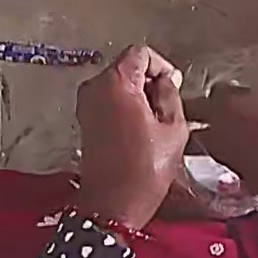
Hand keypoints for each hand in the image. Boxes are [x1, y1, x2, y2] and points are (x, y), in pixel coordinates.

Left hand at [76, 45, 188, 228]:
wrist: (113, 204)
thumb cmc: (146, 168)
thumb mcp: (173, 127)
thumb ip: (170, 93)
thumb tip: (166, 79)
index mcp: (116, 84)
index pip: (140, 53)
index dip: (162, 66)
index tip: (173, 87)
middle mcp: (94, 87)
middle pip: (127, 66)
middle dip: (150, 80)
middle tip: (167, 107)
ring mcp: (86, 103)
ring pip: (118, 82)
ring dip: (138, 93)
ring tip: (155, 120)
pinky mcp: (84, 119)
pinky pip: (109, 98)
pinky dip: (125, 104)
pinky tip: (140, 128)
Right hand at [187, 85, 257, 204]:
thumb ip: (239, 176)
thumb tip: (230, 175)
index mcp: (222, 135)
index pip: (192, 132)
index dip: (191, 140)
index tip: (192, 147)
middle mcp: (232, 109)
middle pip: (202, 103)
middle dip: (202, 114)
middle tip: (209, 131)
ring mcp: (256, 95)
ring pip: (227, 96)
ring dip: (226, 108)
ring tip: (237, 128)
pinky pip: (251, 97)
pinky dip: (250, 107)